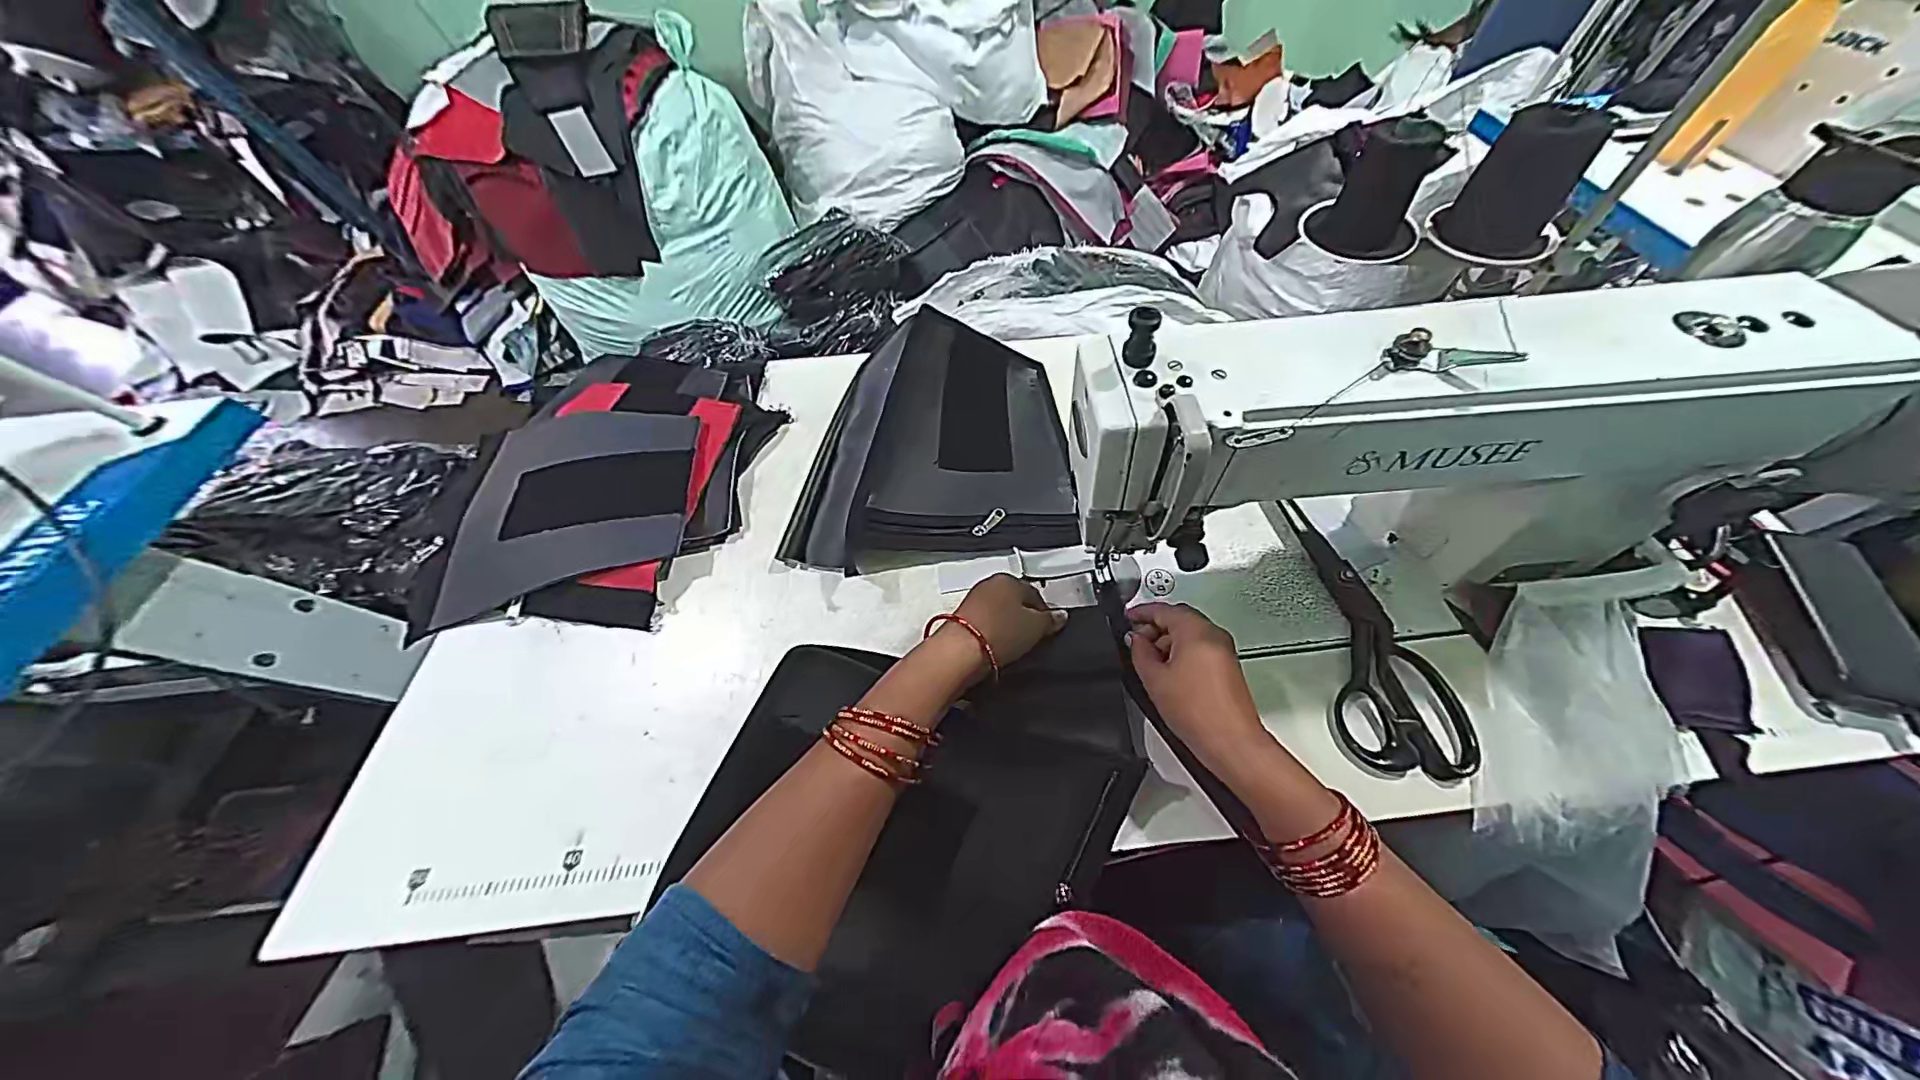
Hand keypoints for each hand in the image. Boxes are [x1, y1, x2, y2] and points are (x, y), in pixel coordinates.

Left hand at [923, 575, 1067, 687]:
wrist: (961, 651)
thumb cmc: (996, 632)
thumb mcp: (1036, 627)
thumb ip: (1051, 620)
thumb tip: (1059, 617)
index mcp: (1008, 579)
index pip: (1034, 593)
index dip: (1045, 611)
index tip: (1049, 625)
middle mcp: (988, 586)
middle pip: (1014, 601)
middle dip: (1024, 618)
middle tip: (1033, 637)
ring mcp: (973, 602)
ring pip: (998, 613)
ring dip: (1006, 626)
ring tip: (1013, 646)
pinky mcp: (961, 620)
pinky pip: (984, 625)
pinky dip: (991, 634)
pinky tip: (996, 647)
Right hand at [1127, 603, 1272, 769]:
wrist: (1231, 742)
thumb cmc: (1201, 714)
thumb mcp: (1154, 679)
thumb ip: (1139, 652)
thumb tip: (1136, 640)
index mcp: (1197, 631)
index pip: (1163, 609)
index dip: (1140, 612)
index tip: (1128, 616)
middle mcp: (1214, 636)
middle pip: (1179, 619)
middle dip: (1155, 627)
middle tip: (1135, 639)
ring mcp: (1224, 651)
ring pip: (1189, 634)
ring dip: (1168, 642)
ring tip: (1149, 661)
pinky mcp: (1227, 667)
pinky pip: (1200, 649)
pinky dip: (1182, 653)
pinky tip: (1168, 674)